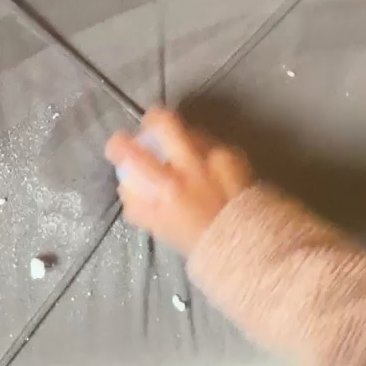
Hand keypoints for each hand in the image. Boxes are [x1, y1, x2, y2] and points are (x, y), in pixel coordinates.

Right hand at [105, 107, 253, 254]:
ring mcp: (215, 157)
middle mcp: (189, 165)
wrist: (248, 246)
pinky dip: (205, 150)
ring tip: (184, 152)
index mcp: (166, 187)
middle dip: (154, 119)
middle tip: (151, 127)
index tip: (118, 145)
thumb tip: (125, 186)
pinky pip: (212, 143)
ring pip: (190, 129)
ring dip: (183, 136)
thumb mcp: (161, 228)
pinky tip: (208, 165)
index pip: (131, 152)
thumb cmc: (199, 242)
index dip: (118, 144)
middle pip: (165, 122)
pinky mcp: (235, 156)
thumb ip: (140, 206)